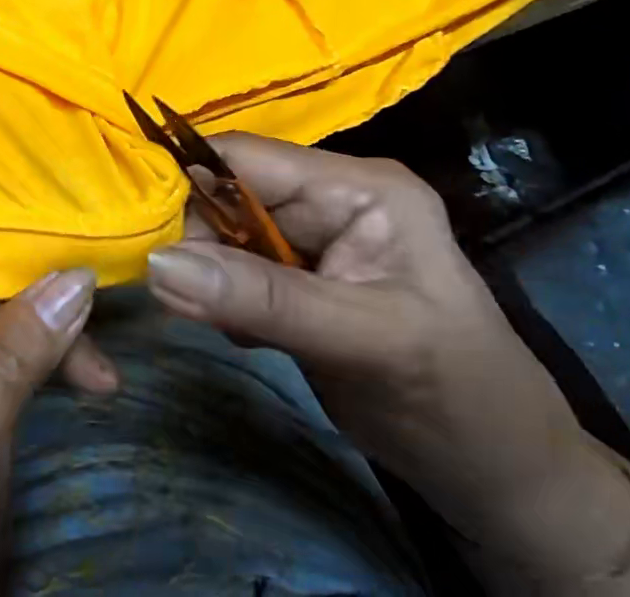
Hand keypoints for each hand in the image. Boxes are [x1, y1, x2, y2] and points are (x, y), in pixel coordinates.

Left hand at [0, 269, 100, 596]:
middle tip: (99, 297)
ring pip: (10, 306)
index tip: (59, 226)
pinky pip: (25, 343)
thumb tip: (78, 278)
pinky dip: (62, 357)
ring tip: (99, 371)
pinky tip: (97, 381)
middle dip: (38, 290)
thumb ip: (9, 357)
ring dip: (61, 331)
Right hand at [143, 134, 591, 539]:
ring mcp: (313, 245)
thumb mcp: (367, 339)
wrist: (498, 469)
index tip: (131, 219)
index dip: (188, 178)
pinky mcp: (299, 286)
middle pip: (230, 196)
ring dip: (207, 279)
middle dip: (194, 239)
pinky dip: (223, 305)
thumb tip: (158, 264)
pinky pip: (235, 278)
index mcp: (360, 186)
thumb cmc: (458, 392)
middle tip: (167, 287)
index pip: (251, 159)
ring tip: (226, 326)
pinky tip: (244, 339)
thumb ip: (264, 299)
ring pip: (226, 240)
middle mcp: (331, 201)